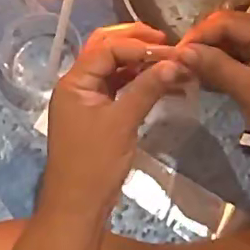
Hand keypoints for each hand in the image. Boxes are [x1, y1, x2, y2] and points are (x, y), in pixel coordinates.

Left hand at [45, 23, 189, 214]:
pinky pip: (118, 88)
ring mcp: (86, 100)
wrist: (77, 206)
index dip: (138, 45)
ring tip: (170, 62)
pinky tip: (163, 84)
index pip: (106, 48)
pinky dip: (138, 83)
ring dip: (140, 63)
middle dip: (135, 43)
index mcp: (74, 81)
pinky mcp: (97, 114)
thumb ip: (147, 89)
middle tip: (166, 42)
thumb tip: (175, 62)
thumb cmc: (94, 163)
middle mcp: (77, 84)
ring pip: (114, 69)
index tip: (169, 49)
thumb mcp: (122, 122)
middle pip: (106, 50)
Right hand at [176, 10, 249, 167]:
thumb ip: (215, 66)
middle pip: (228, 29)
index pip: (226, 21)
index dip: (198, 34)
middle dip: (202, 43)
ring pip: (231, 44)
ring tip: (186, 71)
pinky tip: (204, 79)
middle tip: (178, 63)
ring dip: (209, 55)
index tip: (175, 54)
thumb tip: (181, 51)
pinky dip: (221, 67)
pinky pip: (238, 59)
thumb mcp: (249, 91)